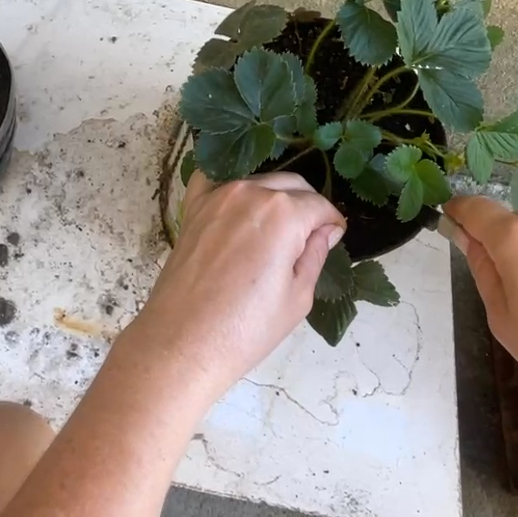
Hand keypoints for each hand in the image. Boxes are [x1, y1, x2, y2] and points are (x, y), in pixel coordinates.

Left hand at [119, 172, 345, 403]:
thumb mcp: (298, 297)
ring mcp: (218, 194)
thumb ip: (316, 254)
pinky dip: (231, 184)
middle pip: (291, 184)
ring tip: (277, 228)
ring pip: (259, 180)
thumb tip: (327, 230)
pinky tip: (239, 204)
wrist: (184, 340)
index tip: (333, 236)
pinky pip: (217, 179)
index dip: (331, 222)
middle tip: (309, 235)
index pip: (319, 205)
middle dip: (307, 205)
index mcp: (283, 213)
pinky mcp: (193, 205)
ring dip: (274, 196)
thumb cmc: (246, 327)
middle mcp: (251, 192)